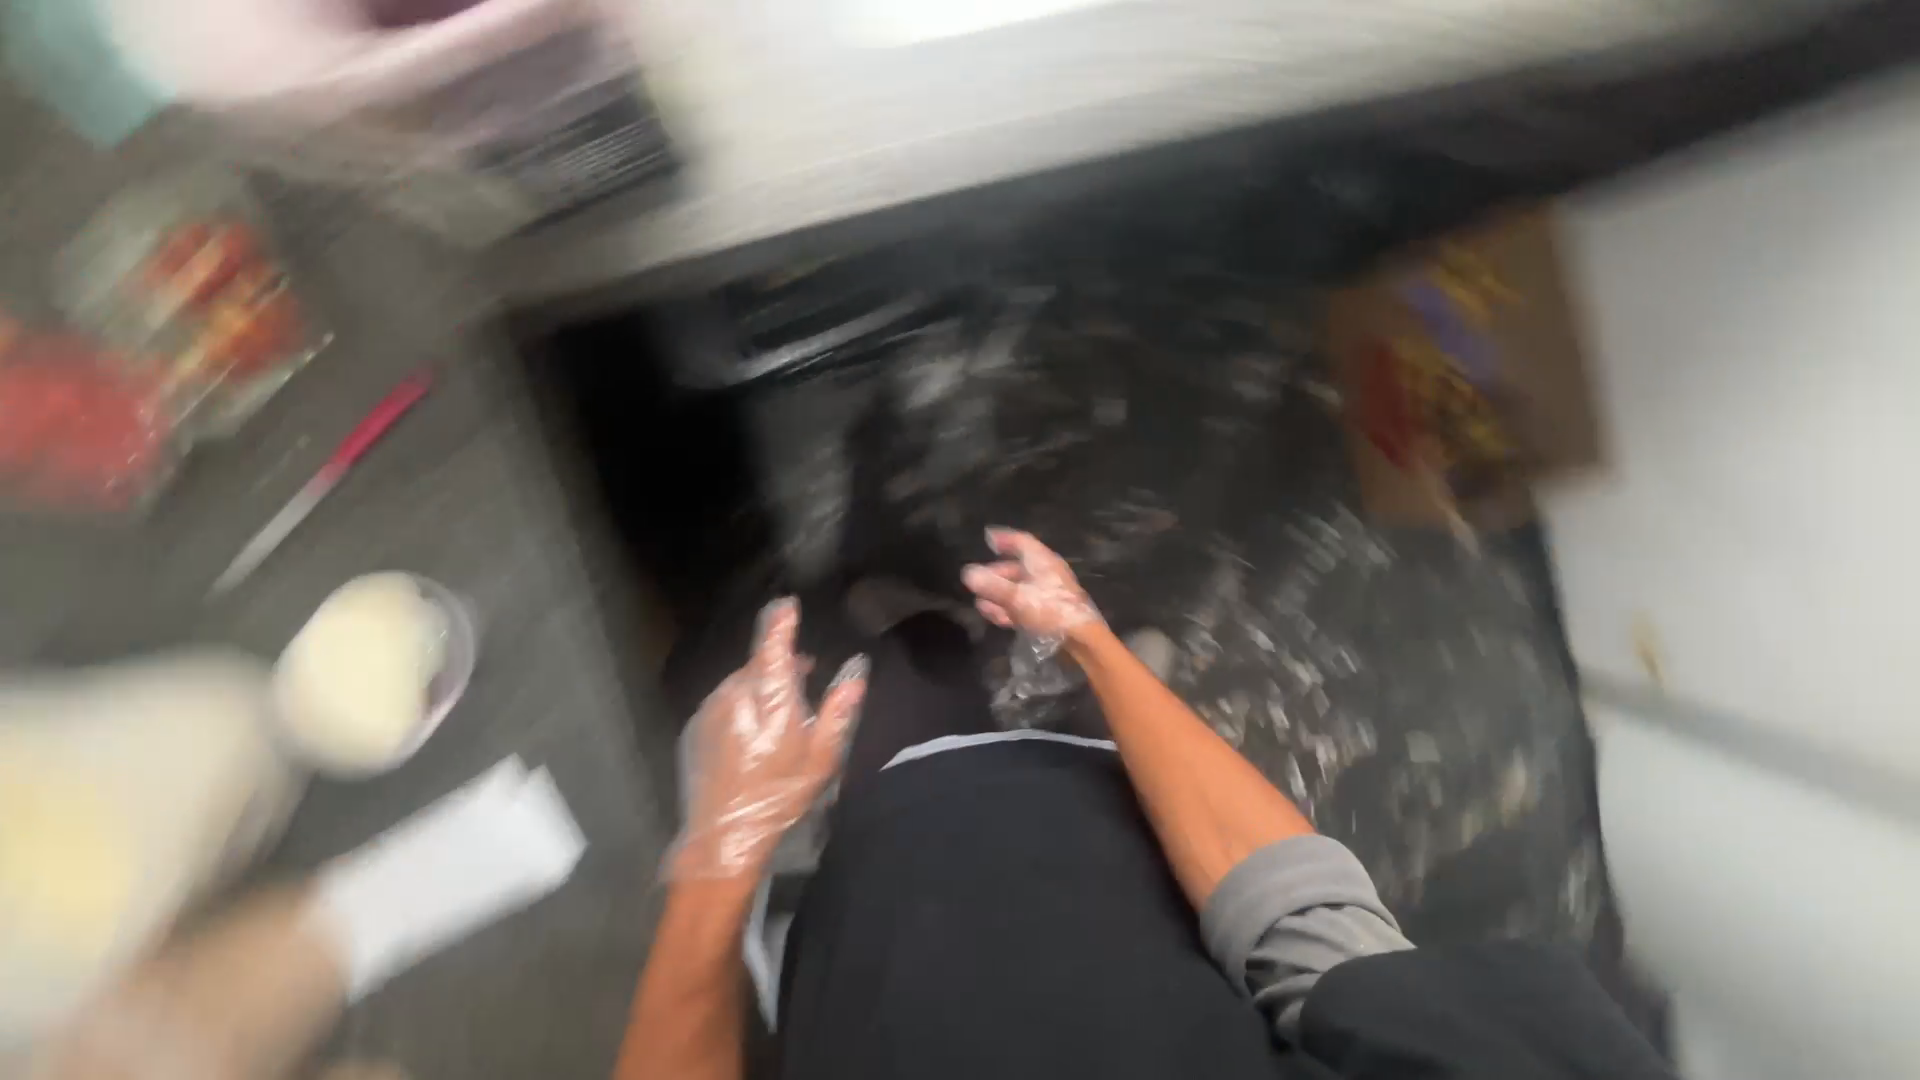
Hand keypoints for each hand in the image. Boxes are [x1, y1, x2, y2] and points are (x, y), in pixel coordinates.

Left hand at [671, 598, 867, 879]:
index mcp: (769, 696)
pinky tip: (752, 736)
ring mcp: (711, 709)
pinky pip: (725, 702)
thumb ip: (839, 709)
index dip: (781, 622)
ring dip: (760, 687)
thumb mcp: (822, 757)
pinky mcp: (696, 727)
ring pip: (741, 683)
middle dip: (780, 665)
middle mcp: (735, 693)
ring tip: (779, 716)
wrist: (723, 837)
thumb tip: (856, 669)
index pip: (773, 645)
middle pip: (759, 664)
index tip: (787, 605)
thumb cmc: (780, 794)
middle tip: (803, 681)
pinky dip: (741, 706)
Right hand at [961, 527, 1103, 639]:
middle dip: (996, 573)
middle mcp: (1046, 574)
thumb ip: (992, 586)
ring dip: (999, 594)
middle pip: (1018, 567)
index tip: (988, 538)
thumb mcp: (1017, 598)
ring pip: (1020, 588)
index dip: (1004, 538)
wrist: (1081, 641)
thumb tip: (966, 573)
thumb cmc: (1051, 611)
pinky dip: (1008, 608)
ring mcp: (1049, 594)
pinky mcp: (1049, 614)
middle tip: (977, 580)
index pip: (1022, 542)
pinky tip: (993, 616)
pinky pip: (1024, 605)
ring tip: (980, 601)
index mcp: (1042, 562)